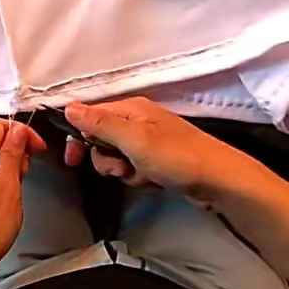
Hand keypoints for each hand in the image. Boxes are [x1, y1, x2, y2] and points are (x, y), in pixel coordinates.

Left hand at [0, 119, 45, 276]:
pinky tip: (6, 194)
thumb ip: (13, 153)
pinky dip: (0, 177)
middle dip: (16, 151)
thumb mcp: (8, 186)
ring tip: (14, 188)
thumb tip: (19, 130)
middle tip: (24, 174)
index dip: (22, 133)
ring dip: (9, 166)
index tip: (38, 148)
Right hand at [62, 97, 265, 202]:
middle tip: (119, 170)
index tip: (73, 160)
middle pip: (100, 138)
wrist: (220, 182)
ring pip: (115, 156)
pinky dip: (137, 177)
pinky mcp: (156, 160)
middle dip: (105, 158)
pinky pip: (132, 167)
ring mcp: (148, 141)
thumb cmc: (176, 157)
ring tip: (141, 176)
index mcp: (131, 109)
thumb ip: (99, 123)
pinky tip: (152, 181)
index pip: (89, 116)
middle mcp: (137, 120)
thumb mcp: (133, 139)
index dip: (78, 137)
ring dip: (122, 170)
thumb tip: (68, 107)